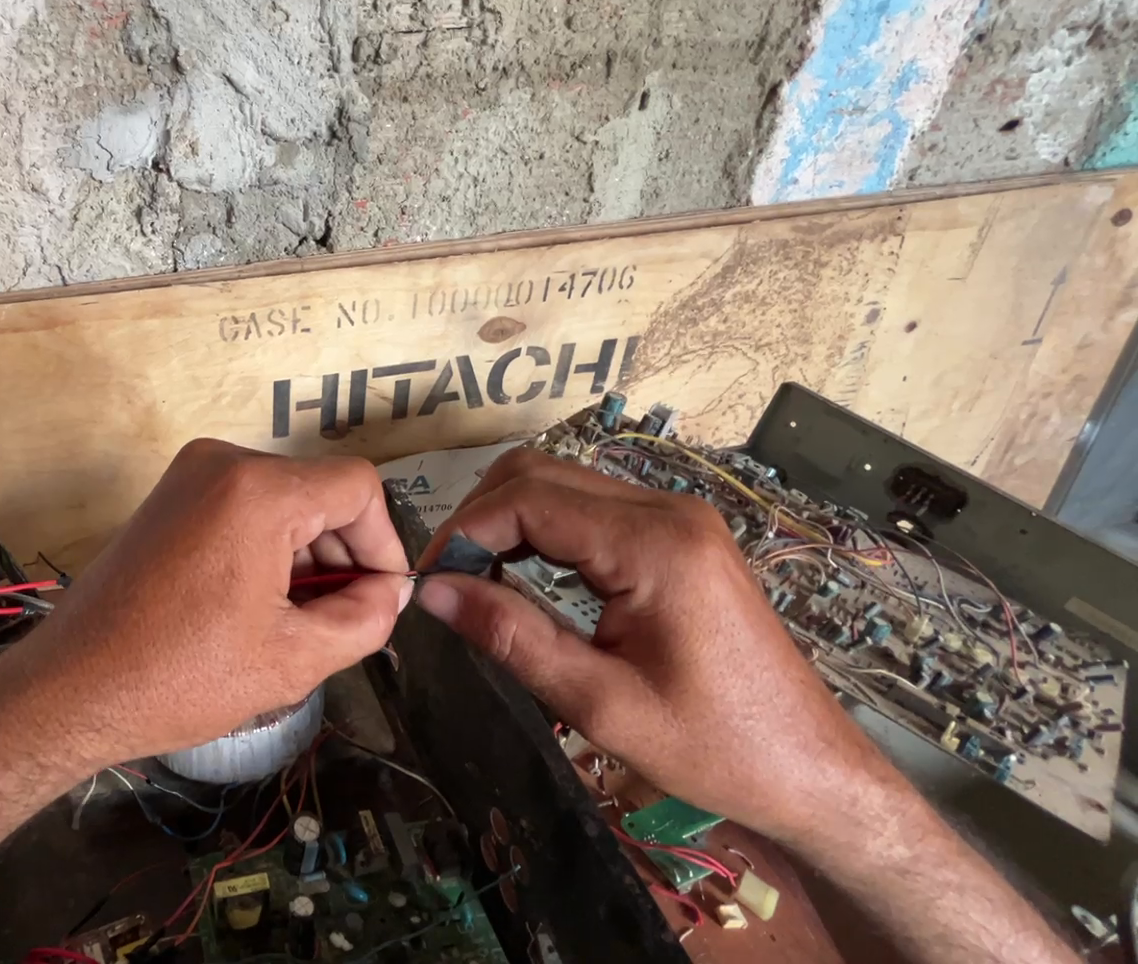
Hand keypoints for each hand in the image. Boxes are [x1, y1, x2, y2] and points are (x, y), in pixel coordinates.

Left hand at [0, 439, 412, 770]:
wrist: (73, 686)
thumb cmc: (182, 675)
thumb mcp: (294, 656)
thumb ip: (365, 617)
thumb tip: (390, 591)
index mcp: (257, 489)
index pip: (357, 487)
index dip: (382, 542)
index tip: (378, 597)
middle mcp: (221, 461)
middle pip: (318, 491)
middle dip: (340, 555)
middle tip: (335, 620)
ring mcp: (188, 474)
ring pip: (282, 500)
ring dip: (303, 555)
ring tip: (290, 620)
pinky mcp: (169, 495)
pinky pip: (243, 505)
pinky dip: (265, 546)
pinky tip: (254, 603)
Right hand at [414, 447, 904, 848]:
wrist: (815, 772)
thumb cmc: (714, 748)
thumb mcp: (600, 704)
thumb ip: (512, 638)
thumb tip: (432, 592)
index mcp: (653, 544)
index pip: (526, 500)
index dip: (464, 531)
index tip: (431, 580)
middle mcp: (665, 510)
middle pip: (536, 473)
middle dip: (478, 517)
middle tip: (449, 577)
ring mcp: (674, 516)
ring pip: (557, 481)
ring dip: (504, 519)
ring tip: (475, 577)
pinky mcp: (675, 532)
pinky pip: (584, 506)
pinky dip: (537, 528)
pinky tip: (519, 571)